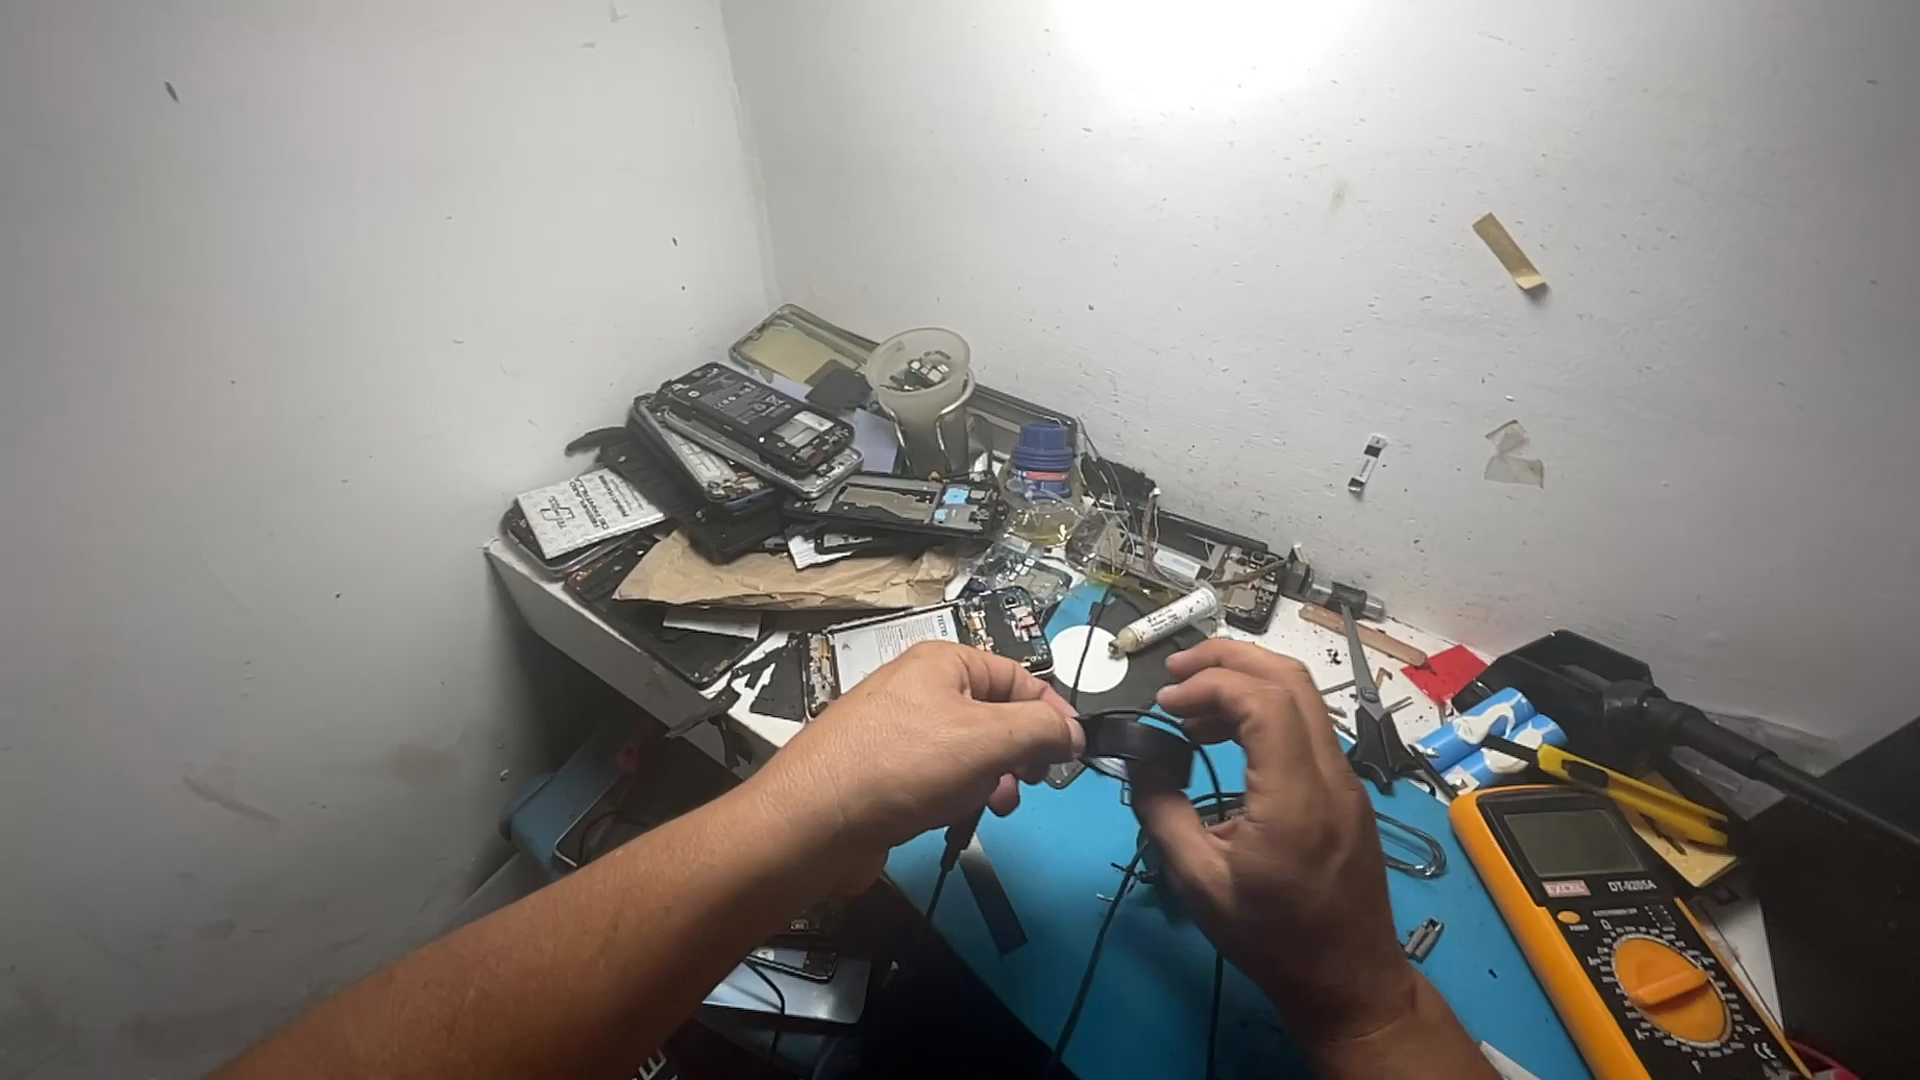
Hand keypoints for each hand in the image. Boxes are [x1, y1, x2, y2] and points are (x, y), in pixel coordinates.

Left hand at [749, 641, 1081, 864]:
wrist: (814, 821)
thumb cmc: (903, 764)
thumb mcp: (986, 738)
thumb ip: (1040, 729)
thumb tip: (1073, 733)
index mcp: (945, 662)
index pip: (1017, 676)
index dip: (1051, 711)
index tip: (1075, 750)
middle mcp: (922, 688)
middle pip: (995, 713)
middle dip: (1021, 749)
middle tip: (1035, 780)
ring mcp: (901, 730)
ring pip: (970, 748)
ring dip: (994, 776)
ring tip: (998, 803)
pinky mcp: (887, 769)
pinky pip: (940, 772)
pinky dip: (959, 790)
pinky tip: (958, 812)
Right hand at [1131, 641, 1415, 1042]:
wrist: (1351, 983)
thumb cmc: (1272, 939)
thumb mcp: (1199, 884)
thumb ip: (1162, 812)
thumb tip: (1140, 760)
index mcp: (1295, 800)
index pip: (1264, 701)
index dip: (1209, 685)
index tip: (1166, 705)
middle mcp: (1330, 775)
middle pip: (1289, 676)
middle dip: (1226, 658)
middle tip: (1175, 673)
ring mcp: (1344, 777)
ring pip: (1302, 691)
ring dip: (1242, 678)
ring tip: (1189, 702)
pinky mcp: (1344, 785)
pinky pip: (1303, 721)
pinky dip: (1258, 706)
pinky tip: (1220, 732)